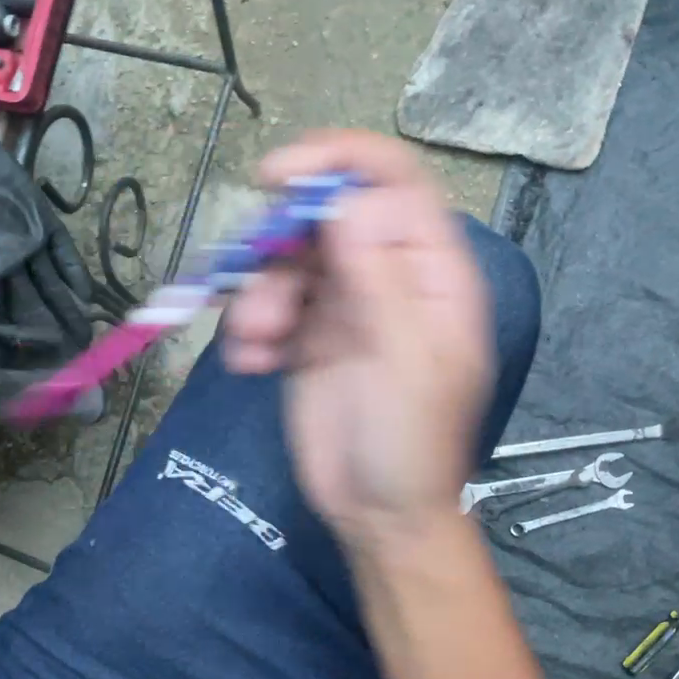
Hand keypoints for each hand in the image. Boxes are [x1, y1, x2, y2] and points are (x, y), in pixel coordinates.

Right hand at [222, 131, 491, 548]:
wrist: (378, 515)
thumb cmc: (409, 445)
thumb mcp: (404, 362)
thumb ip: (378, 278)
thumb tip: (344, 203)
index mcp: (428, 273)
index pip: (392, 184)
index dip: (338, 163)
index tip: (277, 177)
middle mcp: (385, 277)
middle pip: (325, 217)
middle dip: (279, 244)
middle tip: (252, 279)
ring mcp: (343, 308)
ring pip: (286, 263)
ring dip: (258, 296)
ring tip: (257, 346)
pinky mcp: (305, 340)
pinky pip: (267, 308)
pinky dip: (249, 330)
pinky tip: (254, 366)